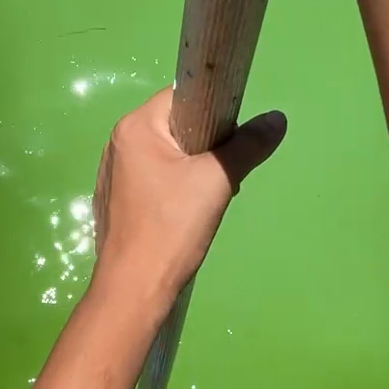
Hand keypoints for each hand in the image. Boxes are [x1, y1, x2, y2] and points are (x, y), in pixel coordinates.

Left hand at [91, 88, 285, 309]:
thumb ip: (247, 147)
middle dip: (204, 151)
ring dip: (190, 177)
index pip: (182, 98)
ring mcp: (111, 179)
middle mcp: (116, 146)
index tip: (230, 143)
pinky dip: (172, 197)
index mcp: (134, 127)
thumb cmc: (171, 230)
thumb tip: (277, 119)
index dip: (214, 113)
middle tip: (220, 182)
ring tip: (202, 207)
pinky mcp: (114, 208)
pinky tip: (181, 223)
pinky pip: (151, 187)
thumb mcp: (216, 183)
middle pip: (174, 131)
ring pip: (165, 162)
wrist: (133, 291)